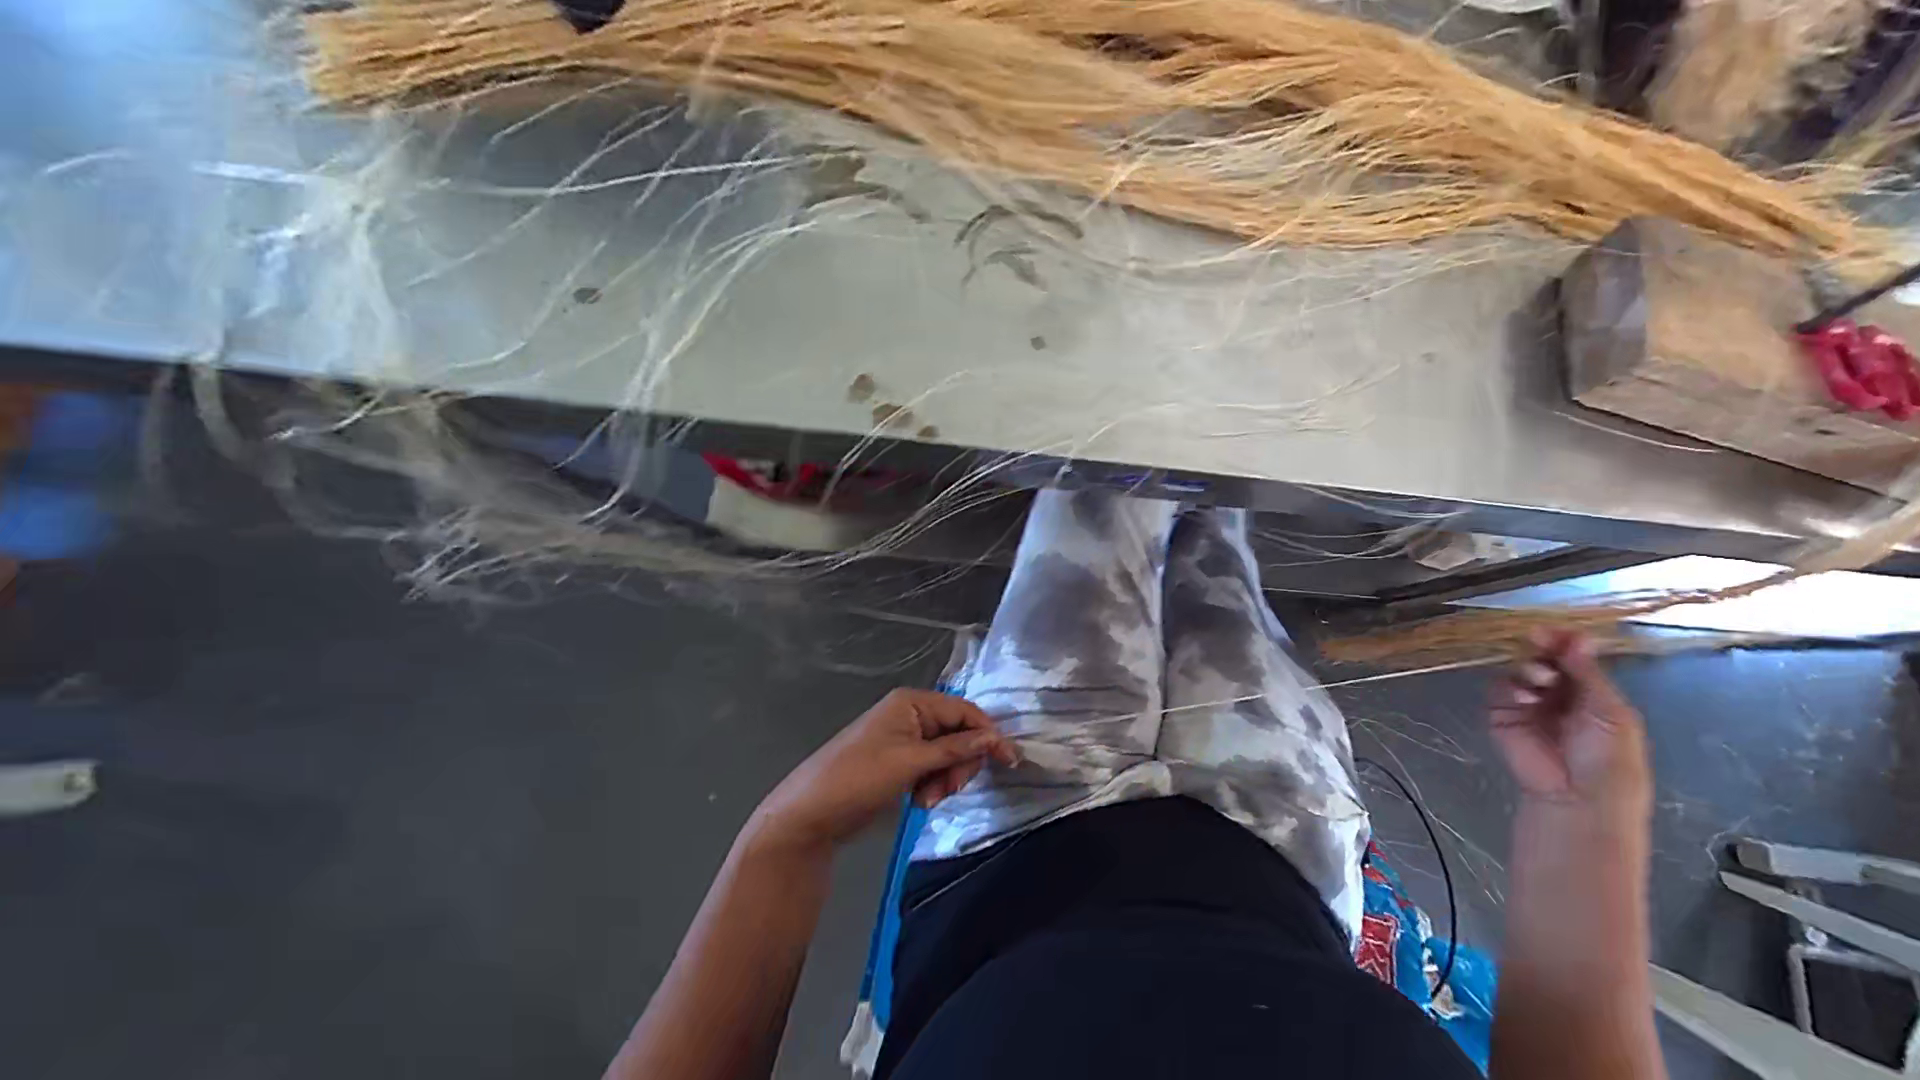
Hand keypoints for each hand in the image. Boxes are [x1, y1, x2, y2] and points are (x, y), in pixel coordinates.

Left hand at [750, 688, 1018, 851]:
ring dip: (945, 779)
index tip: (1010, 762)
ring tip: (927, 800)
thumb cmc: (859, 778)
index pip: (964, 711)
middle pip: (958, 734)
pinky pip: (931, 769)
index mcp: (911, 703)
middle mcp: (909, 715)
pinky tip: (919, 802)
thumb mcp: (910, 762)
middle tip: (949, 790)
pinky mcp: (898, 763)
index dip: (987, 735)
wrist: (811, 814)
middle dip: (960, 764)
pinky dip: (931, 786)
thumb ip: (955, 749)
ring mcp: (903, 740)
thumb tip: (995, 739)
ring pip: (947, 756)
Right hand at [1490, 630, 1650, 814]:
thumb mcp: (1610, 712)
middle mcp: (1558, 693)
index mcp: (1591, 692)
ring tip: (1539, 681)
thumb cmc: (1608, 757)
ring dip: (1528, 669)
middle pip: (1543, 659)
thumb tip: (1578, 637)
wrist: (1577, 795)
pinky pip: (1499, 689)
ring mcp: (1529, 704)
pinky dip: (1508, 686)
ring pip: (1520, 671)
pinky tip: (1523, 696)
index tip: (1556, 630)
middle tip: (1538, 641)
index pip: (1574, 658)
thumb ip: (1588, 674)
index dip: (1565, 642)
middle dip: (1542, 649)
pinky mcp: (1503, 715)